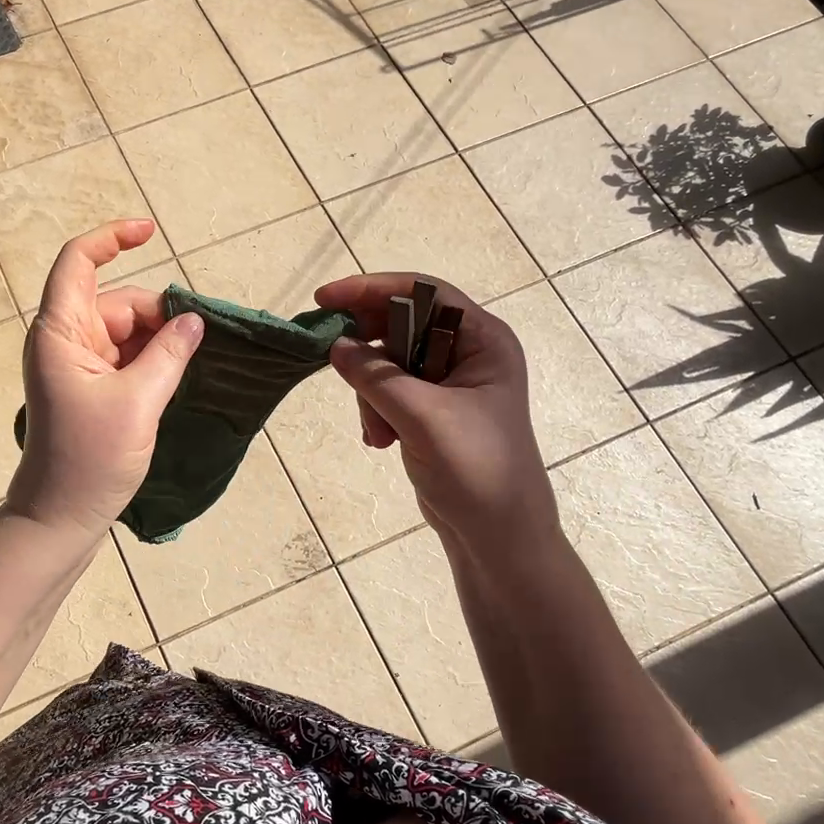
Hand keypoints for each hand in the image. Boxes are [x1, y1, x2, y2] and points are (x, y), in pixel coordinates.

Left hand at [8, 220, 203, 536]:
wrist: (60, 518)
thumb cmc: (89, 460)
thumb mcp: (138, 402)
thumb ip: (169, 354)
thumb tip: (194, 320)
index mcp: (60, 333)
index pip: (78, 262)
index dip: (111, 238)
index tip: (151, 231)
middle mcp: (65, 341)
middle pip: (117, 301)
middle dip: (158, 314)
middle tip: (199, 343)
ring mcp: (78, 367)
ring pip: (126, 331)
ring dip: (159, 341)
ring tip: (192, 365)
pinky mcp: (92, 390)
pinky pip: (126, 358)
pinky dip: (153, 360)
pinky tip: (179, 377)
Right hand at [315, 273, 557, 546]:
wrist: (497, 534)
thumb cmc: (476, 468)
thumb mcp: (423, 417)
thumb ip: (376, 377)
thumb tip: (335, 346)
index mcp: (483, 340)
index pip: (424, 293)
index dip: (373, 290)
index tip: (326, 298)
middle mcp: (467, 353)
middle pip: (401, 325)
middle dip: (369, 353)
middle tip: (332, 361)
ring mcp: (447, 383)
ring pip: (387, 363)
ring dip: (370, 393)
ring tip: (378, 432)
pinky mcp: (429, 410)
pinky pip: (387, 392)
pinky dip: (375, 411)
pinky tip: (380, 440)